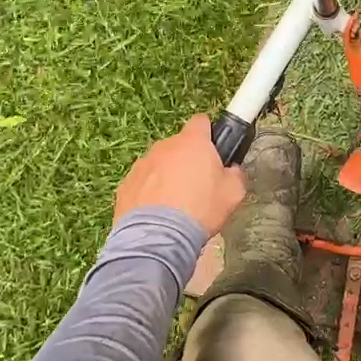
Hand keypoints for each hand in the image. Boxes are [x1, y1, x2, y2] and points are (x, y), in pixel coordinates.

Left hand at [113, 114, 246, 237]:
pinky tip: (159, 215)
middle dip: (188, 160)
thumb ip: (235, 174)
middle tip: (199, 186)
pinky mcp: (125, 185)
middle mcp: (164, 146)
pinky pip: (143, 183)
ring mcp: (142, 165)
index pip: (201, 122)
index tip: (215, 151)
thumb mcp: (234, 193)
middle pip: (179, 145)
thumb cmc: (200, 210)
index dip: (210, 134)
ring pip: (160, 164)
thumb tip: (231, 170)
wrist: (157, 238)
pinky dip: (150, 193)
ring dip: (168, 176)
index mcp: (193, 142)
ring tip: (176, 205)